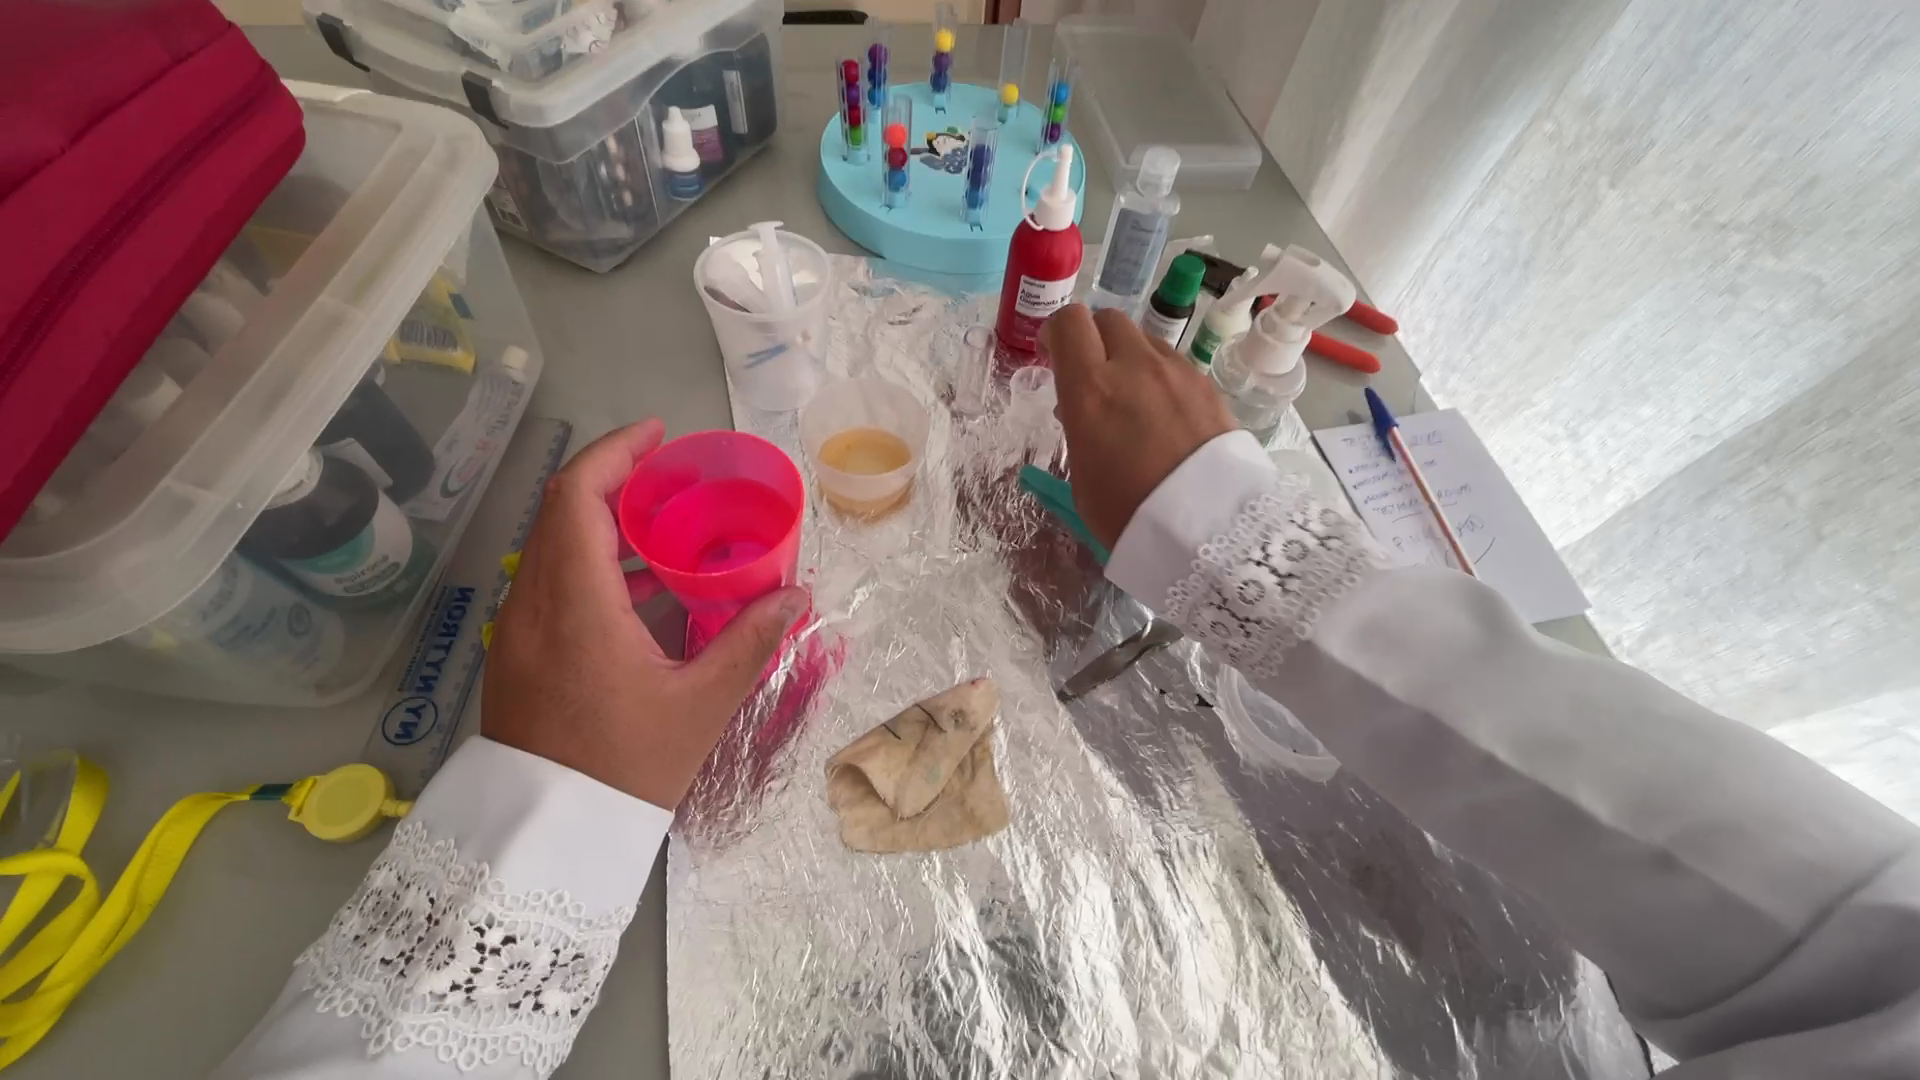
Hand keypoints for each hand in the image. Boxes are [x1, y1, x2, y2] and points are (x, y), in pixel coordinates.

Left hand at [483, 420, 807, 808]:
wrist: (550, 837)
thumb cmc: (628, 766)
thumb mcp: (701, 704)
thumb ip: (751, 640)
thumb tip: (797, 596)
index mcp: (576, 606)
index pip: (578, 498)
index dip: (616, 453)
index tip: (660, 436)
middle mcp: (533, 605)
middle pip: (563, 513)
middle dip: (616, 481)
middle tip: (675, 477)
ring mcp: (516, 630)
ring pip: (553, 547)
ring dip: (605, 523)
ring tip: (667, 525)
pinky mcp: (516, 653)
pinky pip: (551, 582)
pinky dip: (593, 563)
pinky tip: (642, 588)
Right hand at [1042, 305, 1235, 546]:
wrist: (1207, 527)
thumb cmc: (1129, 513)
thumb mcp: (1082, 479)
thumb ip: (1078, 429)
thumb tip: (1078, 411)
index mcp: (1090, 390)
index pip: (1068, 324)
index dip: (1056, 332)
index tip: (1053, 354)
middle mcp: (1133, 367)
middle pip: (1107, 319)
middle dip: (1093, 339)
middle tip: (1092, 374)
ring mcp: (1175, 371)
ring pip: (1143, 339)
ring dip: (1129, 357)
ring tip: (1132, 398)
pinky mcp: (1206, 384)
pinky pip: (1173, 363)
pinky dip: (1159, 376)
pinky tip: (1164, 413)